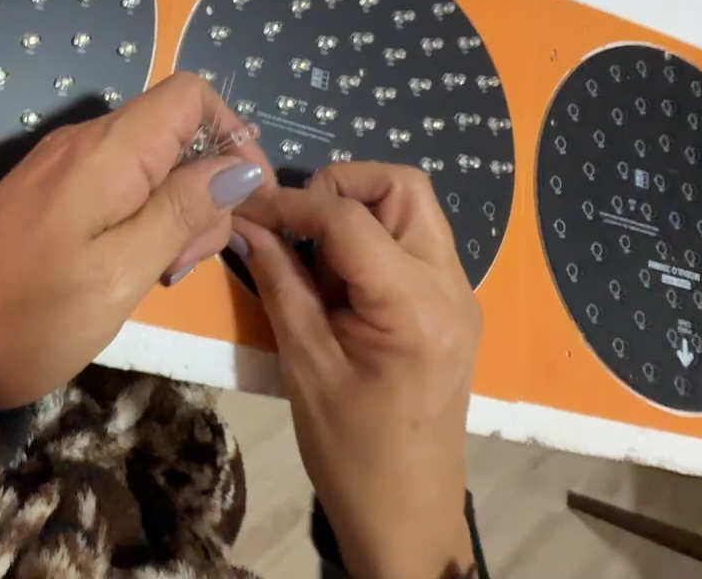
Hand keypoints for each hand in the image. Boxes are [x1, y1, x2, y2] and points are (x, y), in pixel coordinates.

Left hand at [0, 72, 272, 408]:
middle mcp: (85, 144)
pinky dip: (136, 225)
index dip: (232, 133)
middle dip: (201, 192)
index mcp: (108, 149)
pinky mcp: (46, 198)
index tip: (245, 200)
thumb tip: (240, 163)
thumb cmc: (26, 312)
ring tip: (152, 277)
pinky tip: (124, 274)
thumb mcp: (122, 269)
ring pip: (146, 168)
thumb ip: (183, 209)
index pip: (191, 94)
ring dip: (170, 216)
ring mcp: (61, 170)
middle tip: (180, 264)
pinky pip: (113, 191)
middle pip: (173, 134)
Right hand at [234, 163, 480, 578]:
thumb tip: (244, 220)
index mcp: (415, 308)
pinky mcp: (450, 303)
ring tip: (313, 252)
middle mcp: (451, 287)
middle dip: (339, 185)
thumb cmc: (350, 450)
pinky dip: (369, 233)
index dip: (290, 201)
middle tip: (295, 222)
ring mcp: (458, 293)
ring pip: (411, 204)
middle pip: (403, 186)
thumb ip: (277, 279)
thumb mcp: (303, 363)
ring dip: (356, 206)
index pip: (349, 216)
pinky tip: (335, 275)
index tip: (246, 207)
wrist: (408, 517)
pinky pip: (411, 237)